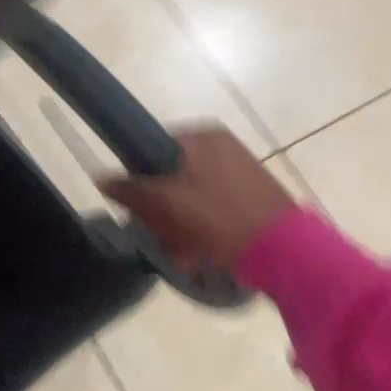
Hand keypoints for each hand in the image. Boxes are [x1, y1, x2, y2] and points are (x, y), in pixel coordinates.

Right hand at [98, 128, 294, 276]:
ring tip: (182, 253)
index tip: (138, 210)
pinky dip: (200, 230)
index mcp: (203, 136)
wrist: (287, 252)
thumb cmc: (222, 219)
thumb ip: (131, 190)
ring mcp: (239, 172)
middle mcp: (221, 147)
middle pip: (169, 176)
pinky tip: (199, 254)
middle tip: (161, 237)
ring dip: (178, 226)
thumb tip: (102, 178)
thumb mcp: (168, 204)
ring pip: (188, 197)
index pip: (151, 150)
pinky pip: (210, 209)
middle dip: (160, 211)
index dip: (139, 181)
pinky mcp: (251, 197)